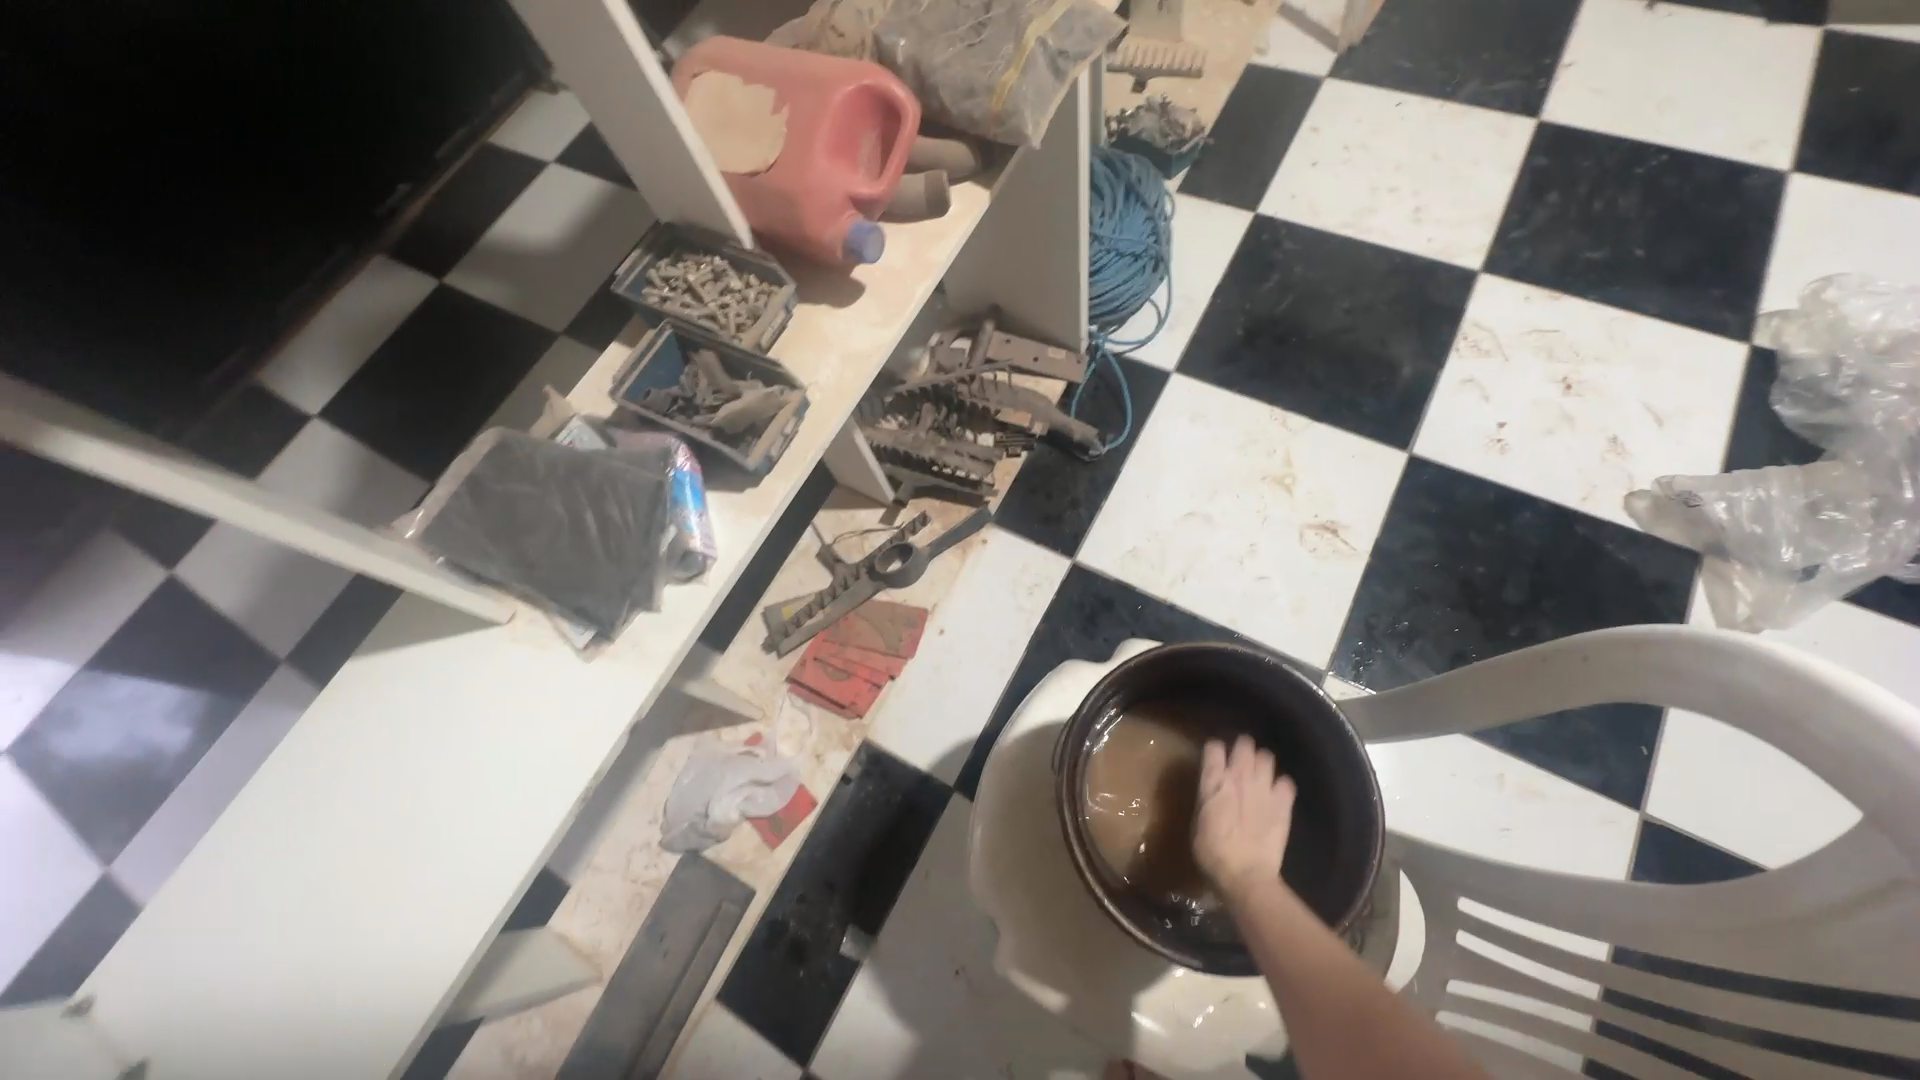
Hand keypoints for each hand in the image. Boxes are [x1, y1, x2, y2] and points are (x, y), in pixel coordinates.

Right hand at [1193, 735, 1295, 899]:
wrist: (1245, 875)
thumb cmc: (1212, 853)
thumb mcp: (1198, 823)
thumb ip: (1208, 800)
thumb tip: (1213, 794)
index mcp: (1214, 782)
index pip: (1214, 747)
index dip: (1215, 749)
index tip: (1215, 756)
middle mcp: (1239, 777)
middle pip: (1244, 745)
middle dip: (1243, 747)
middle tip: (1241, 757)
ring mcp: (1264, 788)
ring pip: (1267, 757)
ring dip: (1262, 763)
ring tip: (1260, 774)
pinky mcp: (1283, 803)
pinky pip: (1287, 782)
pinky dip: (1282, 786)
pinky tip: (1277, 795)